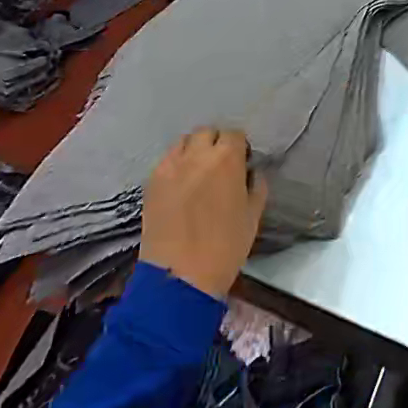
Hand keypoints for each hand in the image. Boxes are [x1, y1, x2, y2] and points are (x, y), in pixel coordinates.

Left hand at [140, 127, 268, 297]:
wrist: (181, 274)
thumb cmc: (226, 245)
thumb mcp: (253, 215)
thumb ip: (256, 187)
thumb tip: (251, 173)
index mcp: (226, 160)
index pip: (234, 135)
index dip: (240, 147)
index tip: (243, 163)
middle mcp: (196, 155)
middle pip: (207, 132)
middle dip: (216, 143)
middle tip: (222, 165)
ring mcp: (169, 167)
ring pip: (183, 142)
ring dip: (195, 150)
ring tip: (200, 172)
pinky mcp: (151, 182)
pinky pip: (167, 161)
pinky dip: (177, 165)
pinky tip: (183, 185)